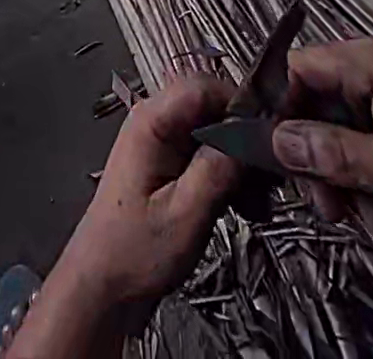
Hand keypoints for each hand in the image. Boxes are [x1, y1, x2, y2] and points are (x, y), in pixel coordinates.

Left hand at [6, 75, 241, 356]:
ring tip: (259, 199)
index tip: (269, 140)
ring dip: (240, 159)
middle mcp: (154, 119)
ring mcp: (161, 138)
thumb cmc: (135, 253)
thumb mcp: (185, 214)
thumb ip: (218, 169)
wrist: (103, 286)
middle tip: (269, 178)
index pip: (203, 85)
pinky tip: (244, 204)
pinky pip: (207, 149)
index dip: (239, 105)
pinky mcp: (169, 159)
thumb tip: (252, 134)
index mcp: (150, 121)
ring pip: (214, 127)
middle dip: (244, 136)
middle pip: (211, 104)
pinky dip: (228, 171)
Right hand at [274, 39, 372, 265]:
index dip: (276, 109)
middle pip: (315, 106)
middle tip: (326, 207)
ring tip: (370, 221)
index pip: (297, 70)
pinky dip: (370, 182)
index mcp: (372, 63)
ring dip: (345, 179)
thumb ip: (334, 153)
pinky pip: (367, 147)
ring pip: (339, 133)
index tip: (268, 156)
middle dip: (315, 158)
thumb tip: (274, 140)